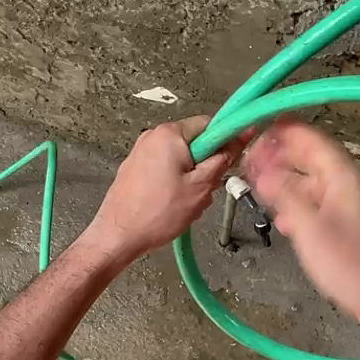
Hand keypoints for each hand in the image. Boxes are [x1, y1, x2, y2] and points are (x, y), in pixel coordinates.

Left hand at [80, 116, 245, 263]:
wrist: (118, 236)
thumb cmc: (158, 213)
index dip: (226, 141)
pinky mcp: (135, 169)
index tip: (233, 159)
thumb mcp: (201, 187)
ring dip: (191, 179)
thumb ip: (223, 158)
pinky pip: (165, 169)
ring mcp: (141, 152)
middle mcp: (153, 136)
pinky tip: (172, 205)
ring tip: (187, 203)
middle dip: (206, 166)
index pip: (210, 124)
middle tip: (206, 191)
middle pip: (194, 143)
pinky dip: (174, 184)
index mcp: (170, 134)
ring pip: (181, 160)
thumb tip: (240, 136)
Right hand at [243, 121, 359, 352]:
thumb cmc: (356, 269)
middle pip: (313, 158)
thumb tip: (262, 168)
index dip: (282, 131)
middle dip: (281, 155)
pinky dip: (300, 203)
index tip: (257, 128)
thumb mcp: (309, 229)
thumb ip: (283, 195)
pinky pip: (322, 203)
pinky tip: (285, 219)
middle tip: (252, 159)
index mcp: (344, 177)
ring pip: (315, 182)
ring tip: (261, 187)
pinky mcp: (354, 226)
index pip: (311, 138)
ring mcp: (355, 206)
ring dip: (287, 181)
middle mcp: (352, 185)